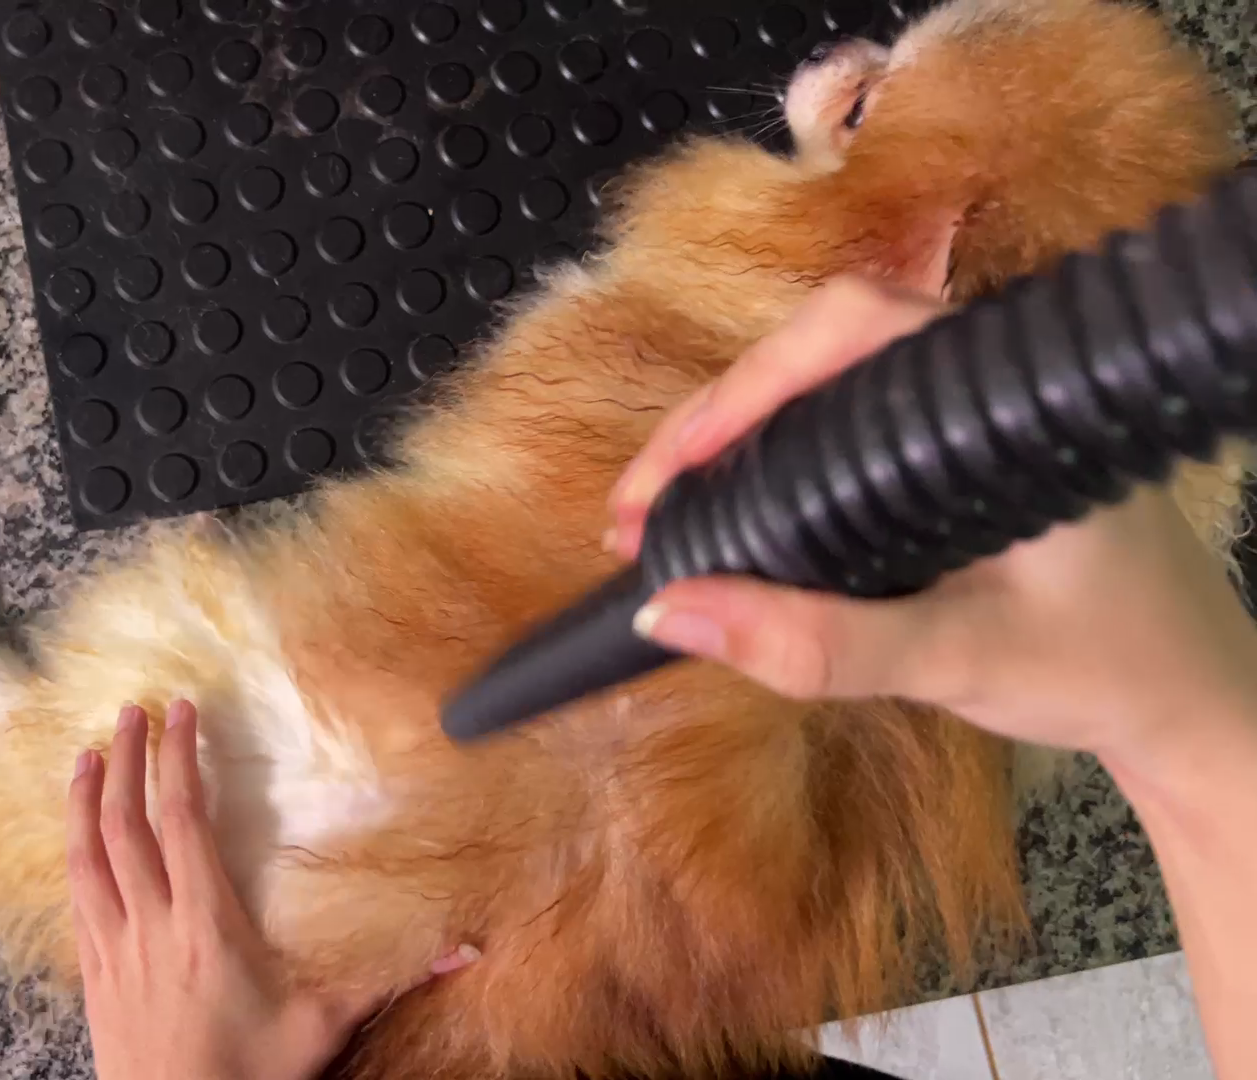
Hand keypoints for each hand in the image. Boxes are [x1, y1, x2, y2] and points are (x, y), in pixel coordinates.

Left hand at [68, 702, 476, 1079]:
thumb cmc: (249, 1075)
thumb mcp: (322, 1025)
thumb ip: (387, 977)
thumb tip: (463, 950)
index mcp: (204, 921)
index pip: (183, 819)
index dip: (178, 759)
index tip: (179, 712)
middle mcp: (150, 923)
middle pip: (127, 823)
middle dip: (128, 759)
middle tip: (130, 710)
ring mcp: (113, 947)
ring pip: (87, 856)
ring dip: (85, 799)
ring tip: (86, 754)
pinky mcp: (93, 972)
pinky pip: (75, 896)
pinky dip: (72, 852)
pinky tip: (75, 832)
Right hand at [604, 277, 1256, 772]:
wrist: (1182, 697)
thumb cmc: (1103, 668)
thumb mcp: (957, 661)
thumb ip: (818, 644)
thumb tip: (663, 614)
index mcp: (999, 396)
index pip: (849, 329)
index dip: (742, 386)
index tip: (671, 472)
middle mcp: (960, 386)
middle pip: (796, 358)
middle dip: (696, 430)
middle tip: (630, 511)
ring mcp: (933, 419)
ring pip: (790, 398)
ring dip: (704, 452)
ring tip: (644, 518)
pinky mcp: (913, 455)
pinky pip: (804, 437)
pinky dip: (737, 472)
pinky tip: (702, 514)